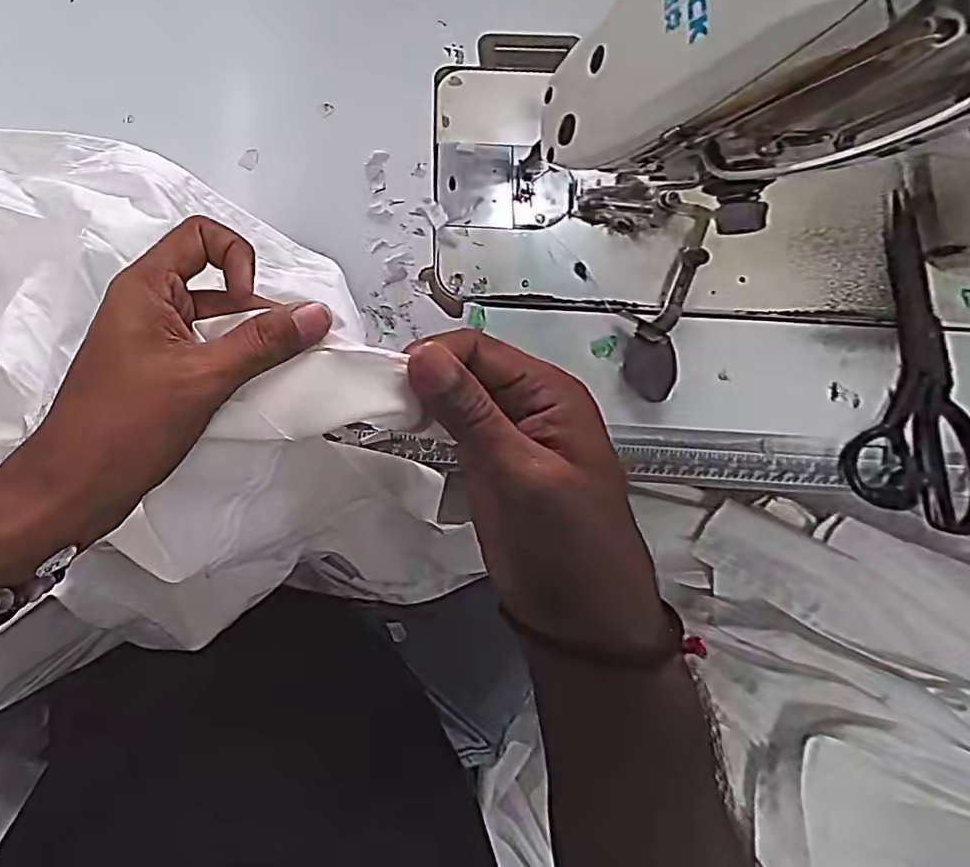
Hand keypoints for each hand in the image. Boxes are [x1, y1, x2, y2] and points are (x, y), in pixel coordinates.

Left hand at [0, 217, 331, 583]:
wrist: (72, 488)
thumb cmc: (108, 432)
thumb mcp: (201, 379)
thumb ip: (261, 343)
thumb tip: (306, 316)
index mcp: (143, 289)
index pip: (200, 236)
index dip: (236, 256)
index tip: (251, 297)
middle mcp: (144, 309)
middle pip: (213, 281)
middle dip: (253, 307)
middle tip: (282, 336)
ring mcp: (149, 342)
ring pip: (211, 321)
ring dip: (244, 341)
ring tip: (269, 367)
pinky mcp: (156, 374)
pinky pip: (202, 353)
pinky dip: (229, 365)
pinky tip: (245, 390)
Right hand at [405, 330, 667, 653]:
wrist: (580, 621)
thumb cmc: (573, 549)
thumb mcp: (519, 473)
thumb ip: (471, 412)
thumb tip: (427, 357)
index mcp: (550, 394)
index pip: (479, 347)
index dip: (435, 356)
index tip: (397, 380)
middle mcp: (527, 405)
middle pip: (463, 365)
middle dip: (424, 376)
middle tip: (389, 400)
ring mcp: (505, 432)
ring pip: (452, 393)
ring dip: (421, 398)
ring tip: (393, 415)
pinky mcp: (486, 458)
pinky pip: (450, 423)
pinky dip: (425, 422)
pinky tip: (407, 431)